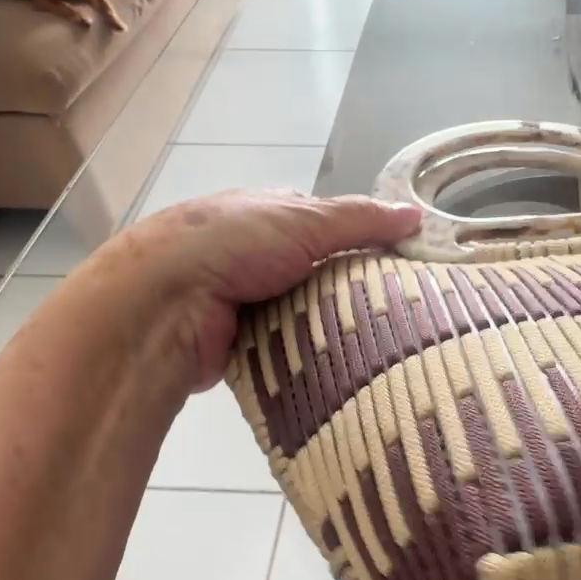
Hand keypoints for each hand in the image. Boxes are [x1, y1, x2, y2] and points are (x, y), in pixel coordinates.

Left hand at [116, 189, 420, 392]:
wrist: (163, 305)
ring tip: (382, 344)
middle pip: (319, 273)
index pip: (328, 225)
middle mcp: (255, 254)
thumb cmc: (233, 244)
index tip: (402, 266)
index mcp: (267, 214)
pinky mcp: (239, 342)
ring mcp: (244, 299)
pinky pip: (286, 346)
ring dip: (330, 325)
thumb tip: (417, 215)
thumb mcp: (304, 219)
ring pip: (305, 313)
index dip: (363, 242)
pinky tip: (342, 365)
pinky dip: (307, 353)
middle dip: (350, 290)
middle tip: (400, 312)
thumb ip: (361, 219)